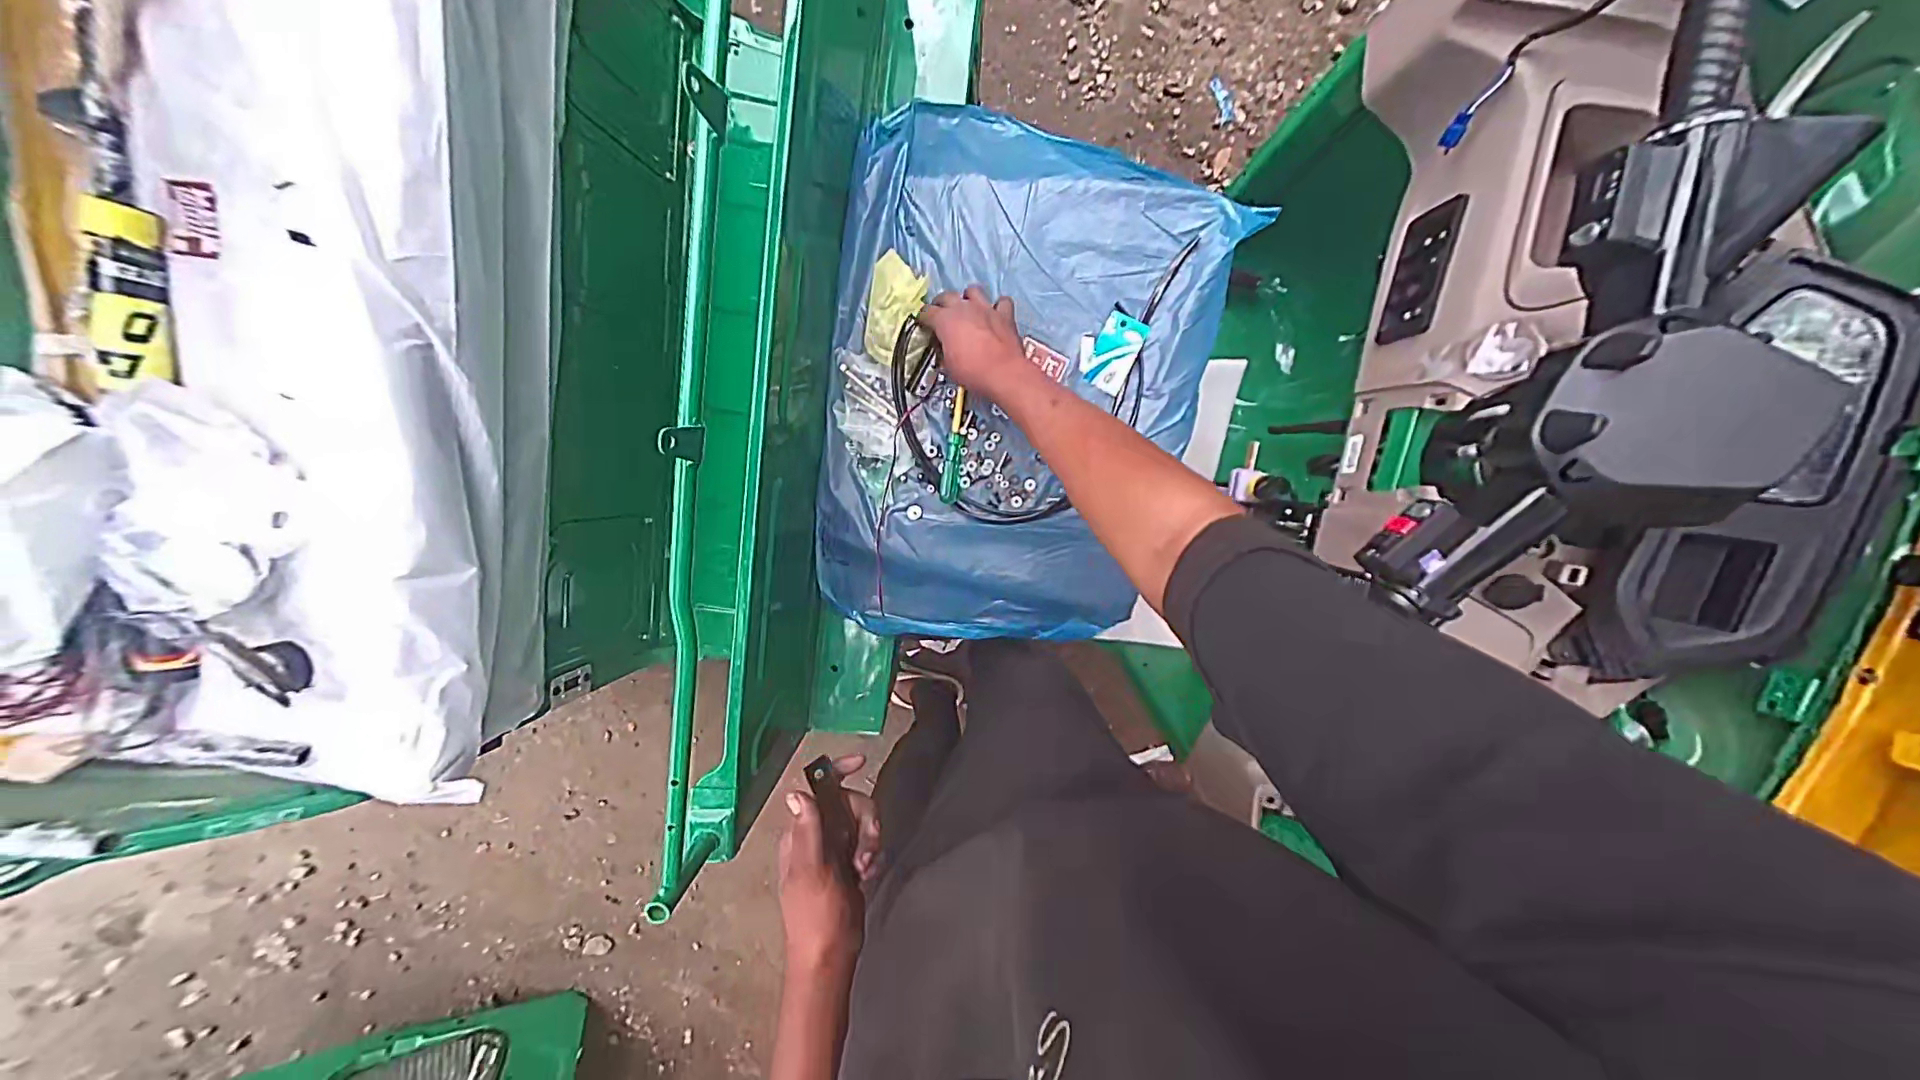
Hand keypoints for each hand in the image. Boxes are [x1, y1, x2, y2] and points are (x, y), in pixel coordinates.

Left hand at [778, 754, 881, 971]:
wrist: (829, 956)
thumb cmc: (815, 918)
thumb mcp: (811, 872)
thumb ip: (806, 830)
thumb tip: (797, 793)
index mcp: (799, 833)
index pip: (817, 788)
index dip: (837, 770)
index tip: (861, 762)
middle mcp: (815, 836)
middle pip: (848, 801)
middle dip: (864, 819)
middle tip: (865, 850)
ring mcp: (833, 849)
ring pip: (860, 820)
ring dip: (870, 839)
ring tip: (865, 867)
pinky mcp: (849, 863)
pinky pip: (867, 840)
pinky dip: (872, 852)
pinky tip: (868, 873)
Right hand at [919, 286, 1032, 398]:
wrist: (1004, 374)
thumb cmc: (972, 372)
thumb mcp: (948, 365)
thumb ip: (944, 350)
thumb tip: (944, 348)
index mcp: (945, 320)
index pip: (927, 312)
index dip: (924, 318)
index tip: (924, 324)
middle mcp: (964, 308)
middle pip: (947, 296)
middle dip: (942, 304)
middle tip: (941, 314)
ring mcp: (986, 308)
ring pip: (973, 291)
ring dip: (969, 298)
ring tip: (968, 308)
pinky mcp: (1005, 315)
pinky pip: (1002, 302)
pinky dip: (998, 307)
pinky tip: (996, 314)